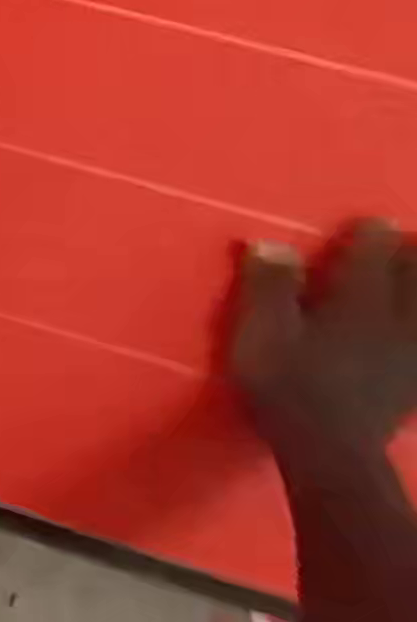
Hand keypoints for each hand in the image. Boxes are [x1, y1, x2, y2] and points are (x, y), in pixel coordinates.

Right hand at [233, 219, 416, 455]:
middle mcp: (396, 327)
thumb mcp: (259, 328)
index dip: (371, 242)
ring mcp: (413, 356)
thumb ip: (268, 286)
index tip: (376, 221)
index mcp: (354, 311)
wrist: (323, 440)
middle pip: (415, 288)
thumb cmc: (279, 376)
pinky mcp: (416, 380)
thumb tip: (272, 243)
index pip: (368, 266)